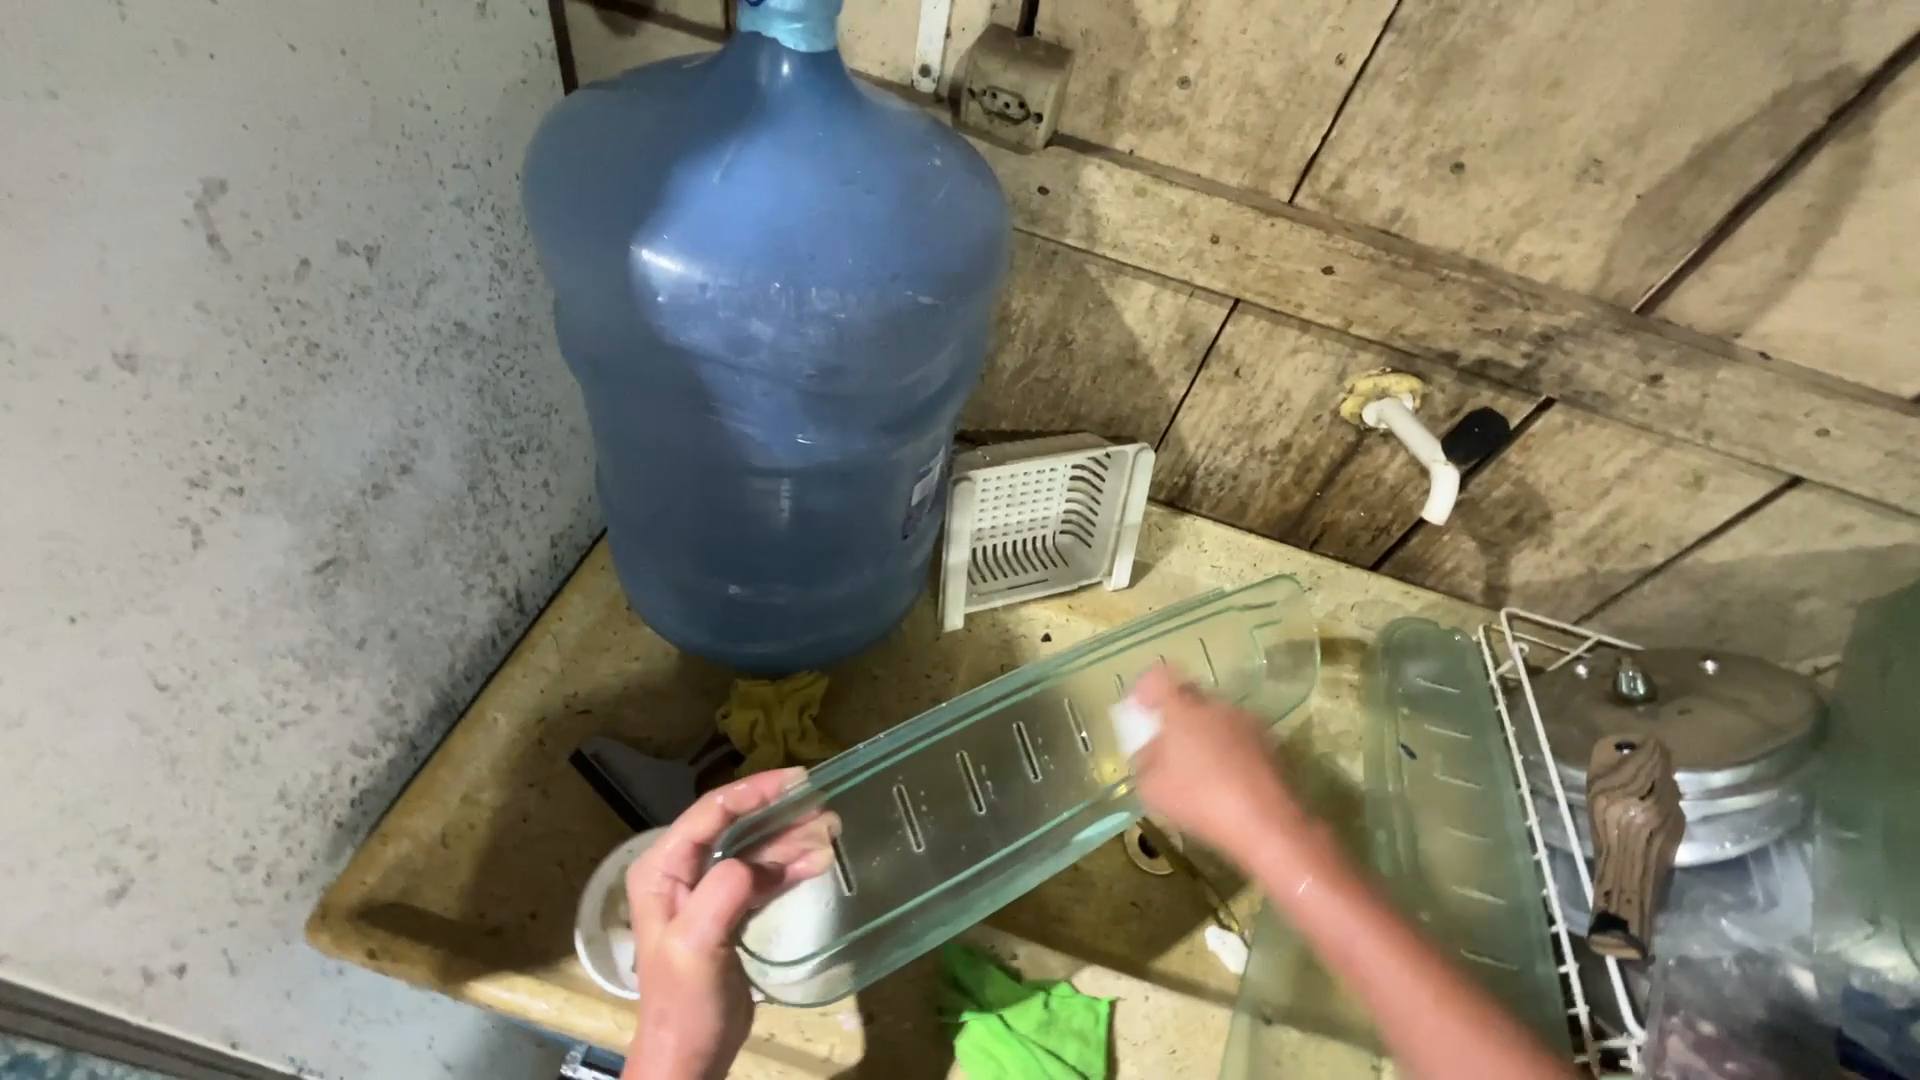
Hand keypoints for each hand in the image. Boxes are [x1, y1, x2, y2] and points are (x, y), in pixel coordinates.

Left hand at [624, 768, 836, 1079]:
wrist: (689, 1056)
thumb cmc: (683, 1002)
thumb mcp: (695, 947)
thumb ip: (721, 894)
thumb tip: (755, 863)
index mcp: (663, 868)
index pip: (711, 812)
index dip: (754, 790)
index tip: (797, 780)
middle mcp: (683, 870)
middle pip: (736, 824)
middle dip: (780, 812)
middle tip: (823, 804)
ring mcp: (708, 889)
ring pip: (755, 847)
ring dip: (792, 838)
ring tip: (831, 829)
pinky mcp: (731, 910)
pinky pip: (764, 874)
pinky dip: (791, 865)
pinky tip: (820, 861)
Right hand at [1128, 665, 1310, 862]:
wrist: (1265, 823)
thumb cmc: (1199, 799)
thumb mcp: (1151, 786)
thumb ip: (1144, 759)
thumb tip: (1149, 749)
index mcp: (1182, 708)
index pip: (1158, 678)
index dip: (1146, 689)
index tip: (1141, 709)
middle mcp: (1215, 705)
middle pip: (1189, 699)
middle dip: (1176, 717)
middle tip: (1168, 746)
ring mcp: (1246, 721)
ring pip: (1216, 718)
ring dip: (1204, 734)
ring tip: (1199, 768)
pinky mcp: (1269, 741)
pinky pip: (1237, 737)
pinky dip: (1228, 750)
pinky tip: (1225, 780)